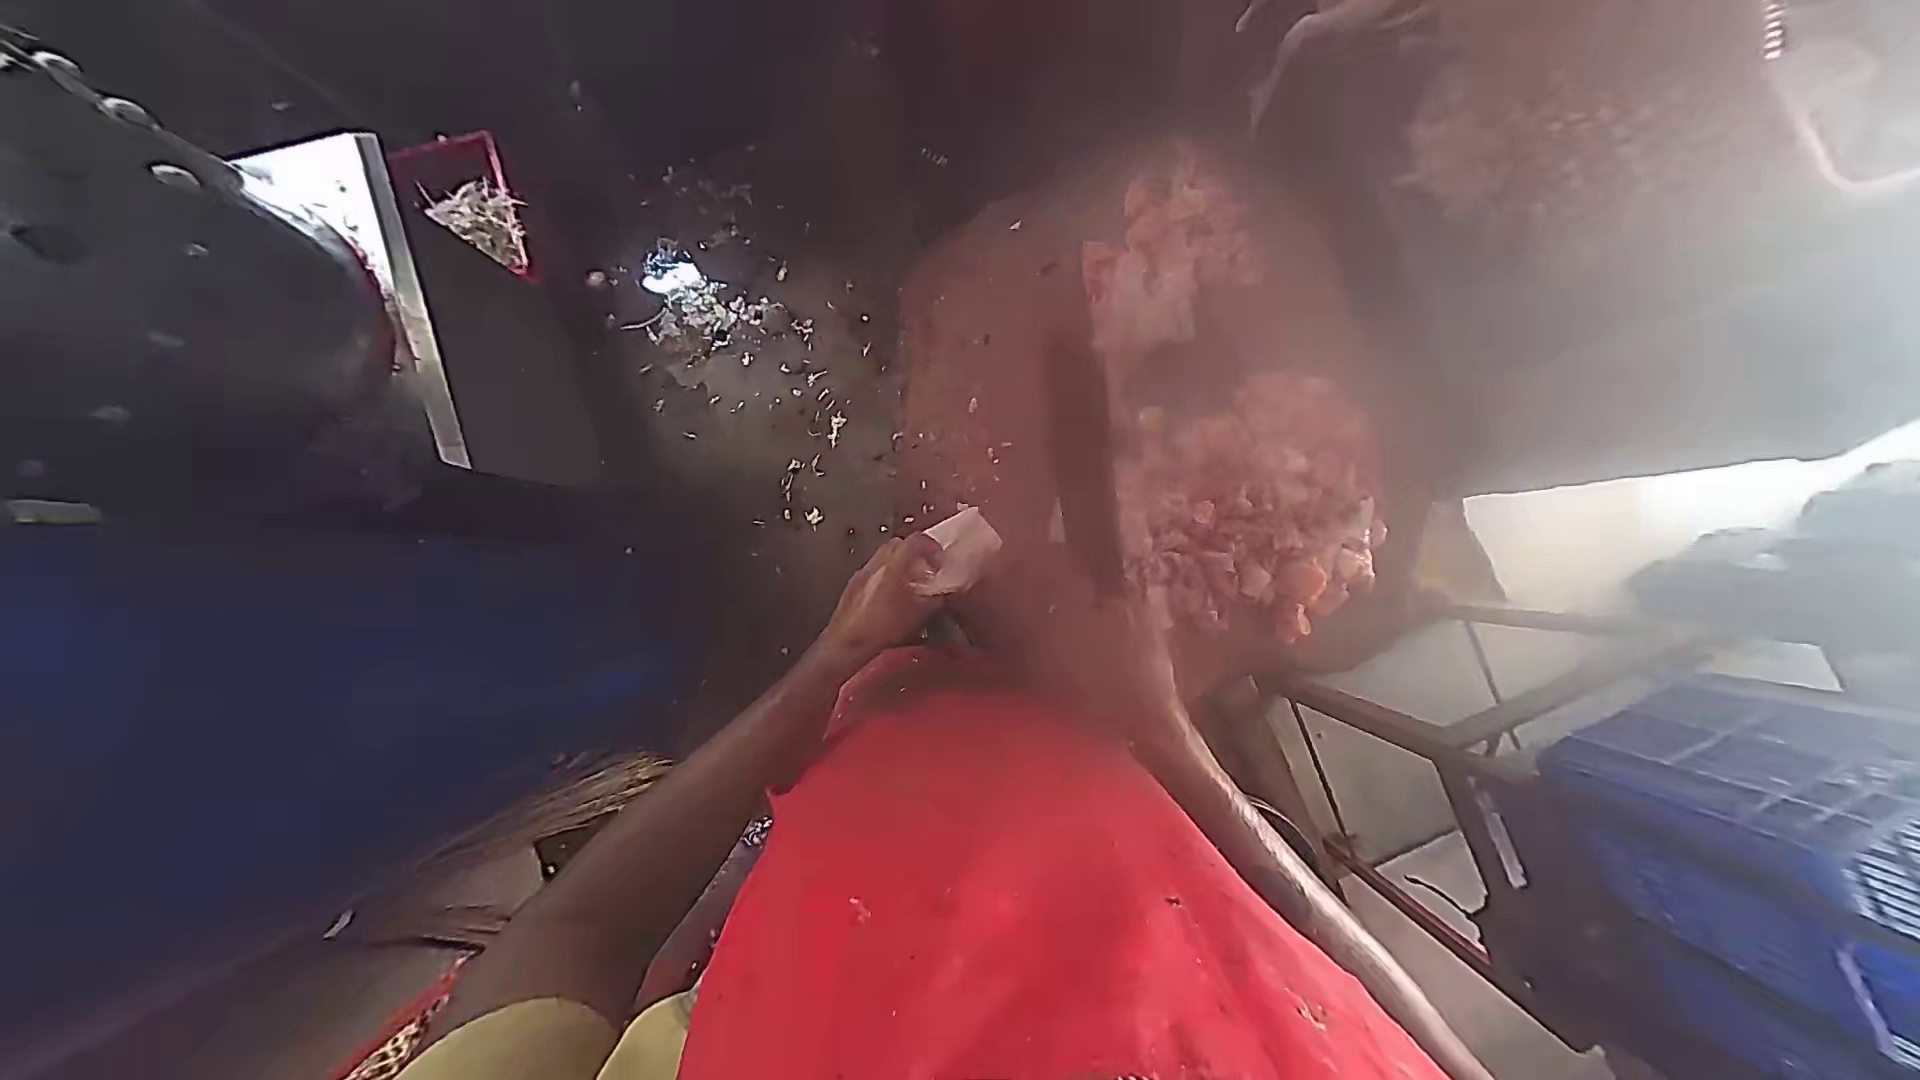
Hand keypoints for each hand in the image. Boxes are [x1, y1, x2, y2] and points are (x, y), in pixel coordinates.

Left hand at [816, 534, 945, 666]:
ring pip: (885, 555)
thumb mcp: (919, 614)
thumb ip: (937, 598)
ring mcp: (863, 572)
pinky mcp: (853, 583)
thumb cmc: (882, 628)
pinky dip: (886, 574)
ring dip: (900, 563)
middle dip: (915, 553)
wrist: (848, 642)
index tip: (939, 559)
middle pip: (900, 544)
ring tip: (910, 581)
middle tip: (926, 568)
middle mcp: (877, 563)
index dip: (932, 547)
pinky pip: (874, 569)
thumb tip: (946, 591)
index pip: (917, 540)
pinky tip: (890, 594)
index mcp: (894, 565)